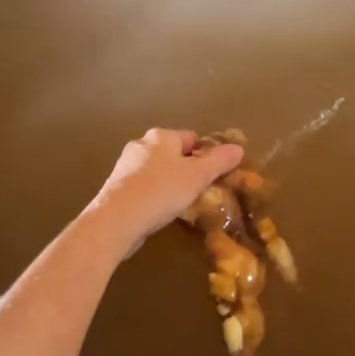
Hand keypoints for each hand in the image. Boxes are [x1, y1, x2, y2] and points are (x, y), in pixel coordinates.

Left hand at [84, 129, 244, 257]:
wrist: (116, 219)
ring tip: (181, 203)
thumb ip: (219, 161)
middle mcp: (141, 144)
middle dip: (187, 169)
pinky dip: (154, 194)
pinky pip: (144, 185)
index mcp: (161, 136)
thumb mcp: (198, 176)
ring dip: (170, 182)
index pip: (192, 138)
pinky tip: (160, 211)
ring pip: (158, 170)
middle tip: (200, 191)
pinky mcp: (117, 186)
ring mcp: (126, 165)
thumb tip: (238, 148)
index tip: (214, 176)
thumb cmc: (161, 191)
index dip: (206, 155)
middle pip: (174, 153)